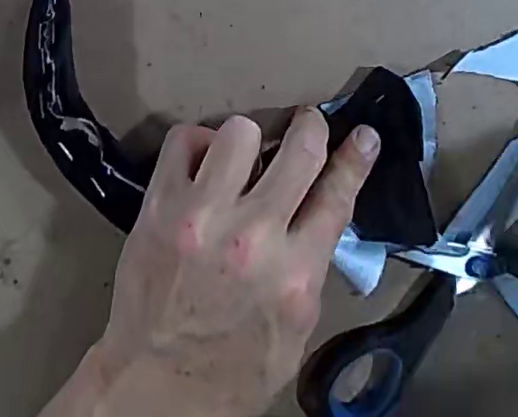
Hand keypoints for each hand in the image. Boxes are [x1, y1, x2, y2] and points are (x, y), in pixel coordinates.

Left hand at [46, 109, 379, 416]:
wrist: (153, 392)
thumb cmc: (233, 366)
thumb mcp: (298, 323)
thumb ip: (315, 258)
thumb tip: (329, 195)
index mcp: (294, 274)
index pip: (337, 193)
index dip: (356, 156)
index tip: (364, 135)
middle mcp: (252, 239)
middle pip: (300, 148)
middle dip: (310, 126)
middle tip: (305, 126)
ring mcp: (202, 219)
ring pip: (241, 131)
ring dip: (250, 138)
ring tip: (245, 158)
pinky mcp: (159, 209)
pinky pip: (184, 139)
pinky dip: (198, 143)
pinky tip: (204, 164)